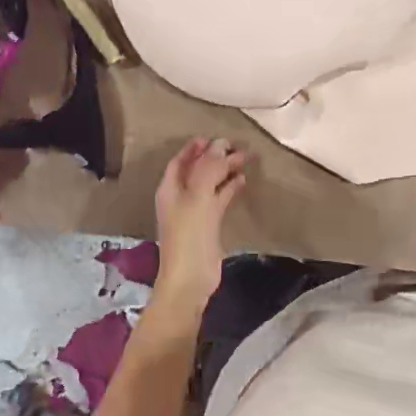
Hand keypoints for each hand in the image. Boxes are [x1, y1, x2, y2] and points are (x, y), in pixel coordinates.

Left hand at [153, 137, 246, 307]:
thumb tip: (221, 145)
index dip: (195, 148)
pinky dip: (229, 189)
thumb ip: (209, 169)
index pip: (180, 161)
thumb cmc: (189, 235)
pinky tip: (242, 180)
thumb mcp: (198, 197)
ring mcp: (194, 212)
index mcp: (170, 189)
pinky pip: (218, 200)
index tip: (213, 136)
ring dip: (224, 171)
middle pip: (197, 170)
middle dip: (215, 157)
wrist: (190, 279)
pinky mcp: (208, 226)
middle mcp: (179, 198)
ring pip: (210, 184)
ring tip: (245, 158)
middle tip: (237, 145)